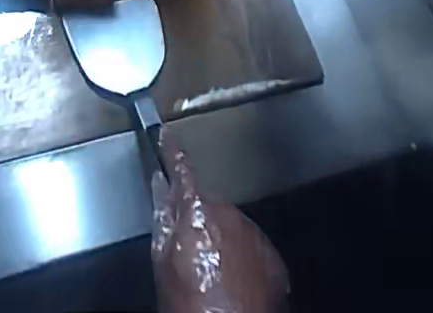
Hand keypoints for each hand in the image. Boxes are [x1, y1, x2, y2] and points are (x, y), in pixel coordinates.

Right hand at [151, 138, 289, 312]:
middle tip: (188, 249)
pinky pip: (249, 244)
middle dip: (198, 217)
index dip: (172, 151)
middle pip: (206, 202)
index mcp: (196, 210)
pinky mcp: (272, 256)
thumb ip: (162, 218)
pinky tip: (231, 279)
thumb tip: (160, 187)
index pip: (182, 169)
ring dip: (219, 237)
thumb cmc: (193, 306)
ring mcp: (253, 233)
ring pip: (229, 223)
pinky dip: (239, 254)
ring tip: (211, 272)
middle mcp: (227, 212)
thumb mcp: (163, 261)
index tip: (167, 136)